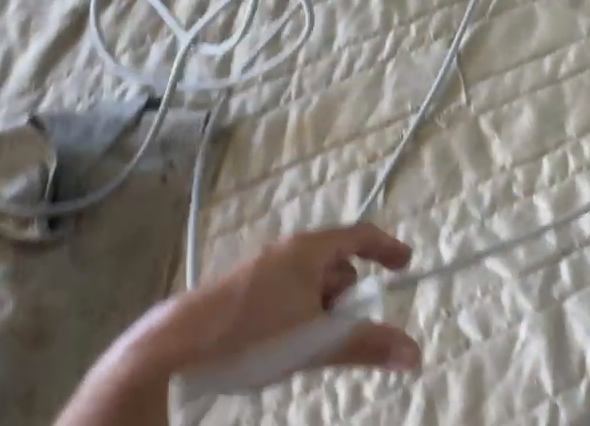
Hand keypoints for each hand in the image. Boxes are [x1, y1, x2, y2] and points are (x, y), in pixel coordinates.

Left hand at [149, 222, 421, 373]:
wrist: (174, 347)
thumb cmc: (253, 332)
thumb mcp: (315, 341)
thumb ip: (365, 345)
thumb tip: (415, 353)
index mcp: (310, 248)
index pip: (361, 235)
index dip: (386, 248)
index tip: (405, 264)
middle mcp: (289, 251)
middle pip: (337, 265)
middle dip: (345, 298)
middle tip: (338, 332)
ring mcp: (264, 270)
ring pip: (311, 285)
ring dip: (320, 312)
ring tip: (305, 345)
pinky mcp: (244, 292)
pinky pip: (289, 296)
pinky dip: (299, 316)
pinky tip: (281, 346)